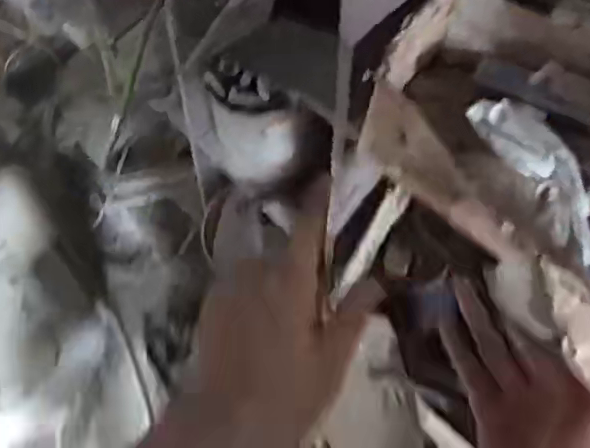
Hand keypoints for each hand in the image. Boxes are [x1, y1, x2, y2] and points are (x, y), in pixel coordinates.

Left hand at [142, 176, 384, 447]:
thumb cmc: (290, 391)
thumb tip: (377, 279)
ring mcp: (229, 277)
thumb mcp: (332, 359)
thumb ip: (353, 313)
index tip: (324, 176)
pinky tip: (261, 328)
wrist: (228, 413)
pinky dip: (255, 294)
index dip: (317, 200)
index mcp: (291, 280)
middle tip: (318, 298)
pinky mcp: (212, 292)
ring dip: (277, 283)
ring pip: (263, 269)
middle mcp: (256, 267)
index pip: (307, 229)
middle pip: (286, 252)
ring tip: (287, 326)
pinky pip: (242, 282)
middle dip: (303, 266)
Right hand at [438, 277, 589, 447]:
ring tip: (457, 283)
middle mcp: (542, 386)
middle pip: (516, 336)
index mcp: (574, 387)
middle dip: (500, 306)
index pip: (552, 337)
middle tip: (482, 271)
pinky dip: (455, 344)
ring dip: (473, 316)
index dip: (536, 307)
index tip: (519, 274)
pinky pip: (469, 369)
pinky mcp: (486, 406)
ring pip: (489, 346)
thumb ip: (586, 373)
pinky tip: (443, 319)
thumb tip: (574, 327)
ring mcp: (513, 396)